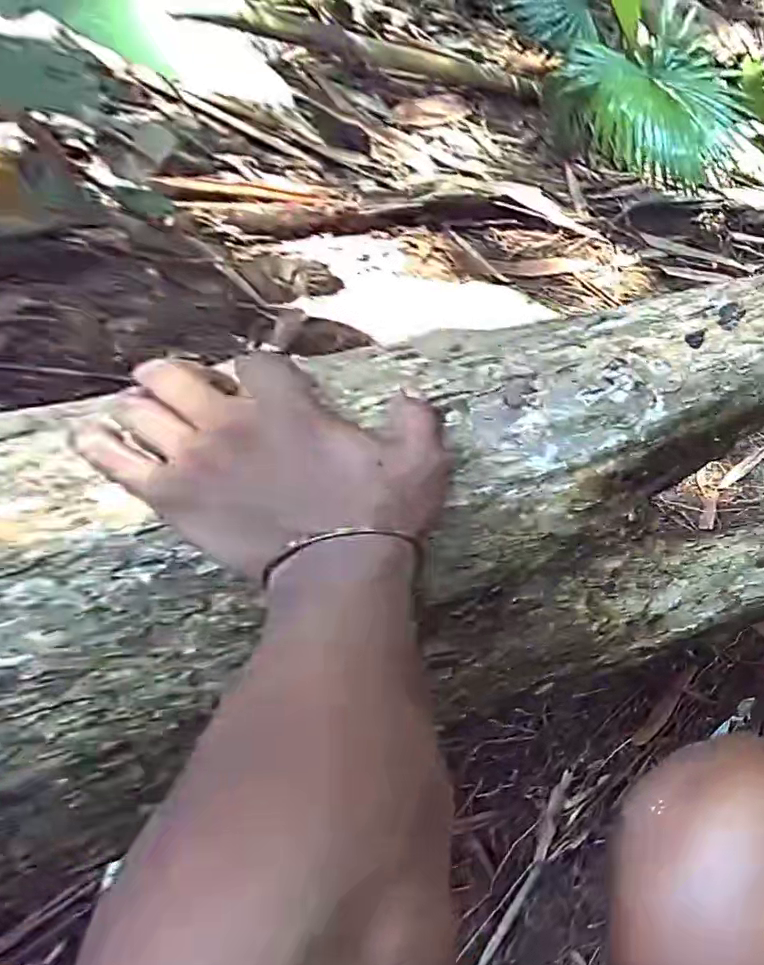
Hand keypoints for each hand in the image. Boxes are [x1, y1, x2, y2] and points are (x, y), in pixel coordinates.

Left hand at [73, 356, 449, 583]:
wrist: (342, 564)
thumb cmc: (385, 510)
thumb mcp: (423, 461)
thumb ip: (418, 419)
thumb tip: (411, 390)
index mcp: (291, 412)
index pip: (258, 363)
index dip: (266, 369)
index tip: (277, 384)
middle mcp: (231, 425)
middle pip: (171, 374)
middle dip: (186, 378)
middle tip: (207, 395)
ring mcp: (192, 459)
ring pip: (136, 409)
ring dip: (149, 408)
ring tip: (168, 419)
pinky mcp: (168, 493)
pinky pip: (107, 455)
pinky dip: (102, 442)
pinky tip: (113, 439)